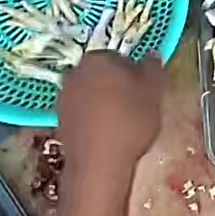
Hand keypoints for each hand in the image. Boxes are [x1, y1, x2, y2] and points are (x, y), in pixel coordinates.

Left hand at [55, 53, 164, 188]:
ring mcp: (64, 96)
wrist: (99, 161)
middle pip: (103, 73)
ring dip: (106, 100)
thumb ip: (153, 68)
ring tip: (124, 119)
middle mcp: (75, 72)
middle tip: (138, 102)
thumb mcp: (154, 92)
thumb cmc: (131, 121)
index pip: (120, 56)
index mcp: (98, 59)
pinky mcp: (60, 118)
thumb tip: (152, 53)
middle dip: (118, 83)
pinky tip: (109, 130)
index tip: (146, 88)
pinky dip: (95, 115)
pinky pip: (83, 109)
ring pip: (92, 91)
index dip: (136, 72)